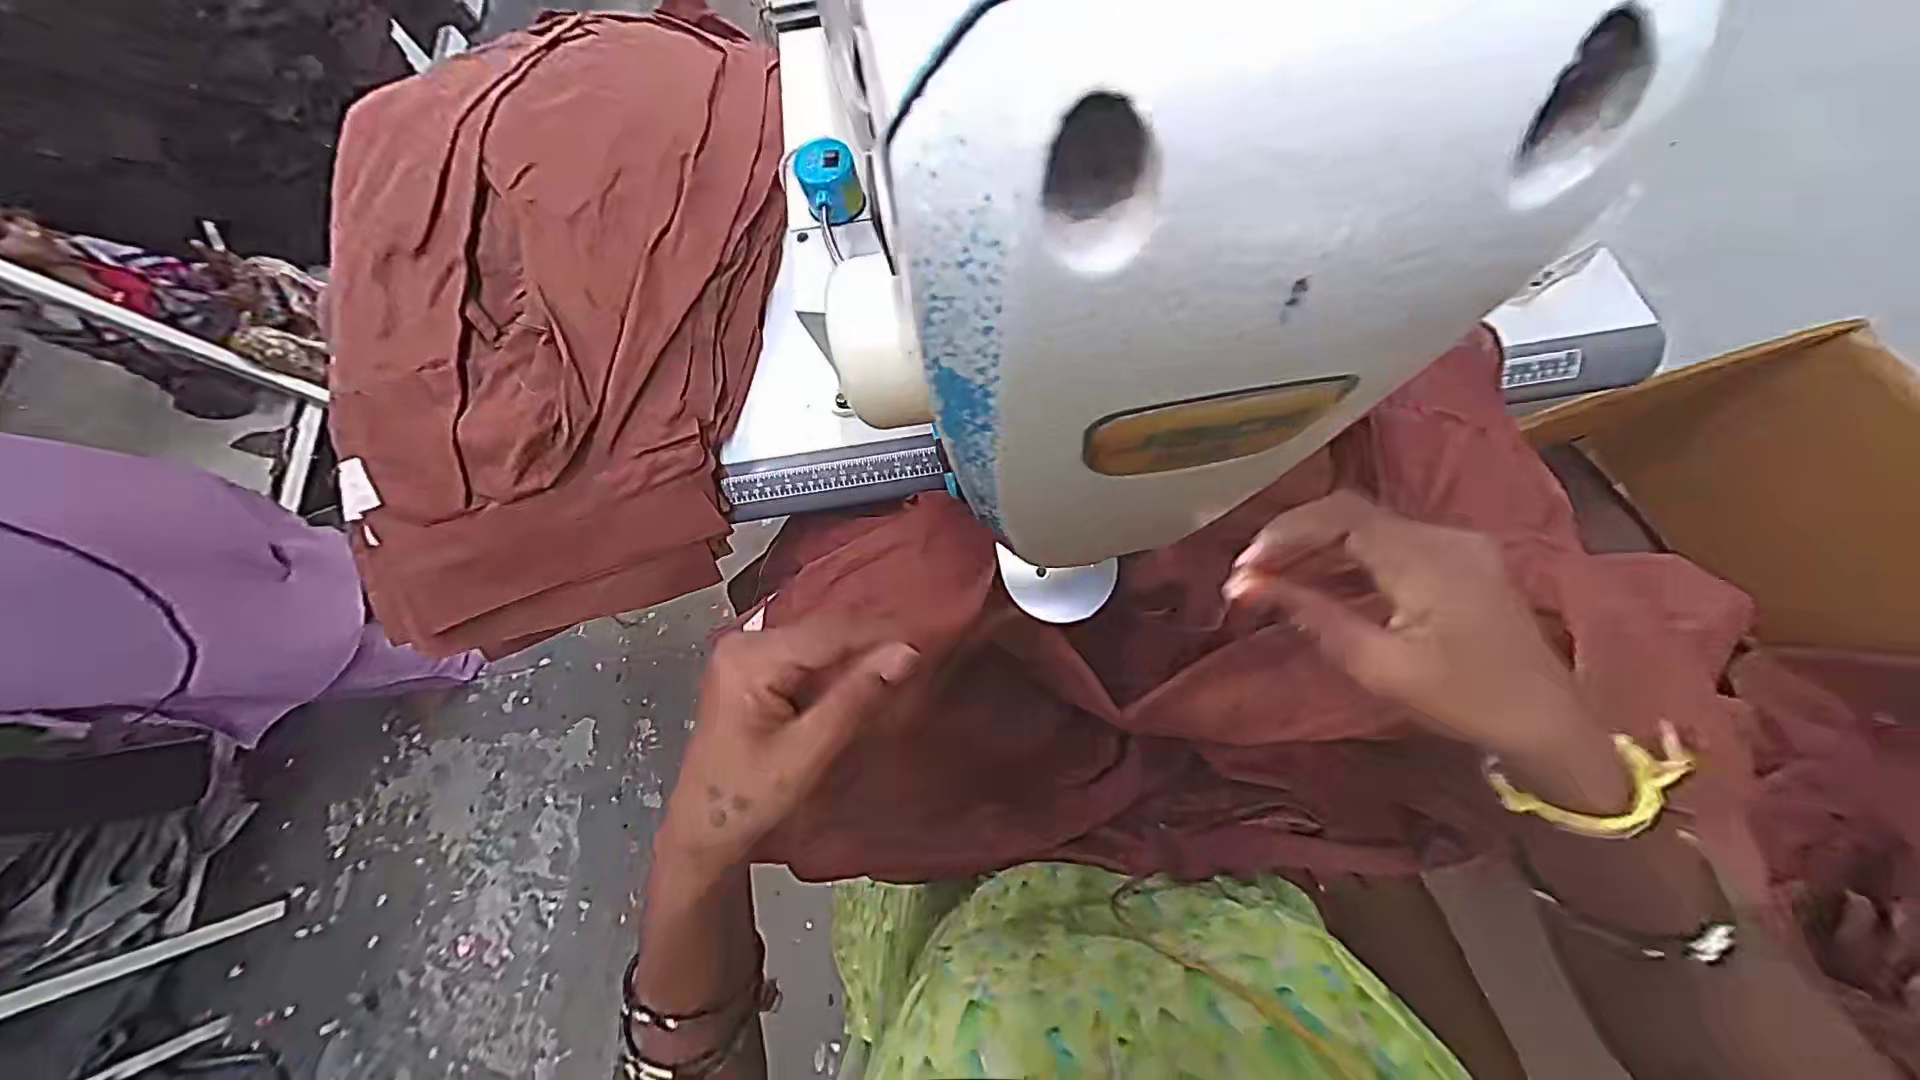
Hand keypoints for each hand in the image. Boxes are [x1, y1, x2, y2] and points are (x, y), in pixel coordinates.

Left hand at [657, 625, 918, 877]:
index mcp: (750, 658)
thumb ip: (856, 698)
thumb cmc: (747, 799)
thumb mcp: (807, 752)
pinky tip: (863, 675)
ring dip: (857, 652)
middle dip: (870, 642)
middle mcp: (744, 641)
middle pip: (824, 629)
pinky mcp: (754, 663)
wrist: (703, 828)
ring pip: (820, 637)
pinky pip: (808, 651)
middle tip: (912, 659)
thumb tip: (904, 654)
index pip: (830, 632)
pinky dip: (839, 663)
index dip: (879, 636)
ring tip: (896, 665)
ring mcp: (747, 649)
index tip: (921, 647)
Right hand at [1224, 491, 1628, 810]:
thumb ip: (1310, 614)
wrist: (1550, 725)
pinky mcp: (1454, 558)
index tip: (1246, 565)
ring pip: (1362, 526)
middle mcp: (1442, 536)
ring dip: (1312, 549)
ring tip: (1269, 580)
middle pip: (1348, 514)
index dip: (1284, 532)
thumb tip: (1247, 586)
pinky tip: (1313, 581)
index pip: (1340, 516)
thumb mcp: (1377, 664)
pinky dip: (1341, 558)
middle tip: (1250, 574)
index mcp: (1428, 558)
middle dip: (1291, 539)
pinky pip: (1383, 543)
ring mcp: (1453, 543)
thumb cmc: (1464, 700)